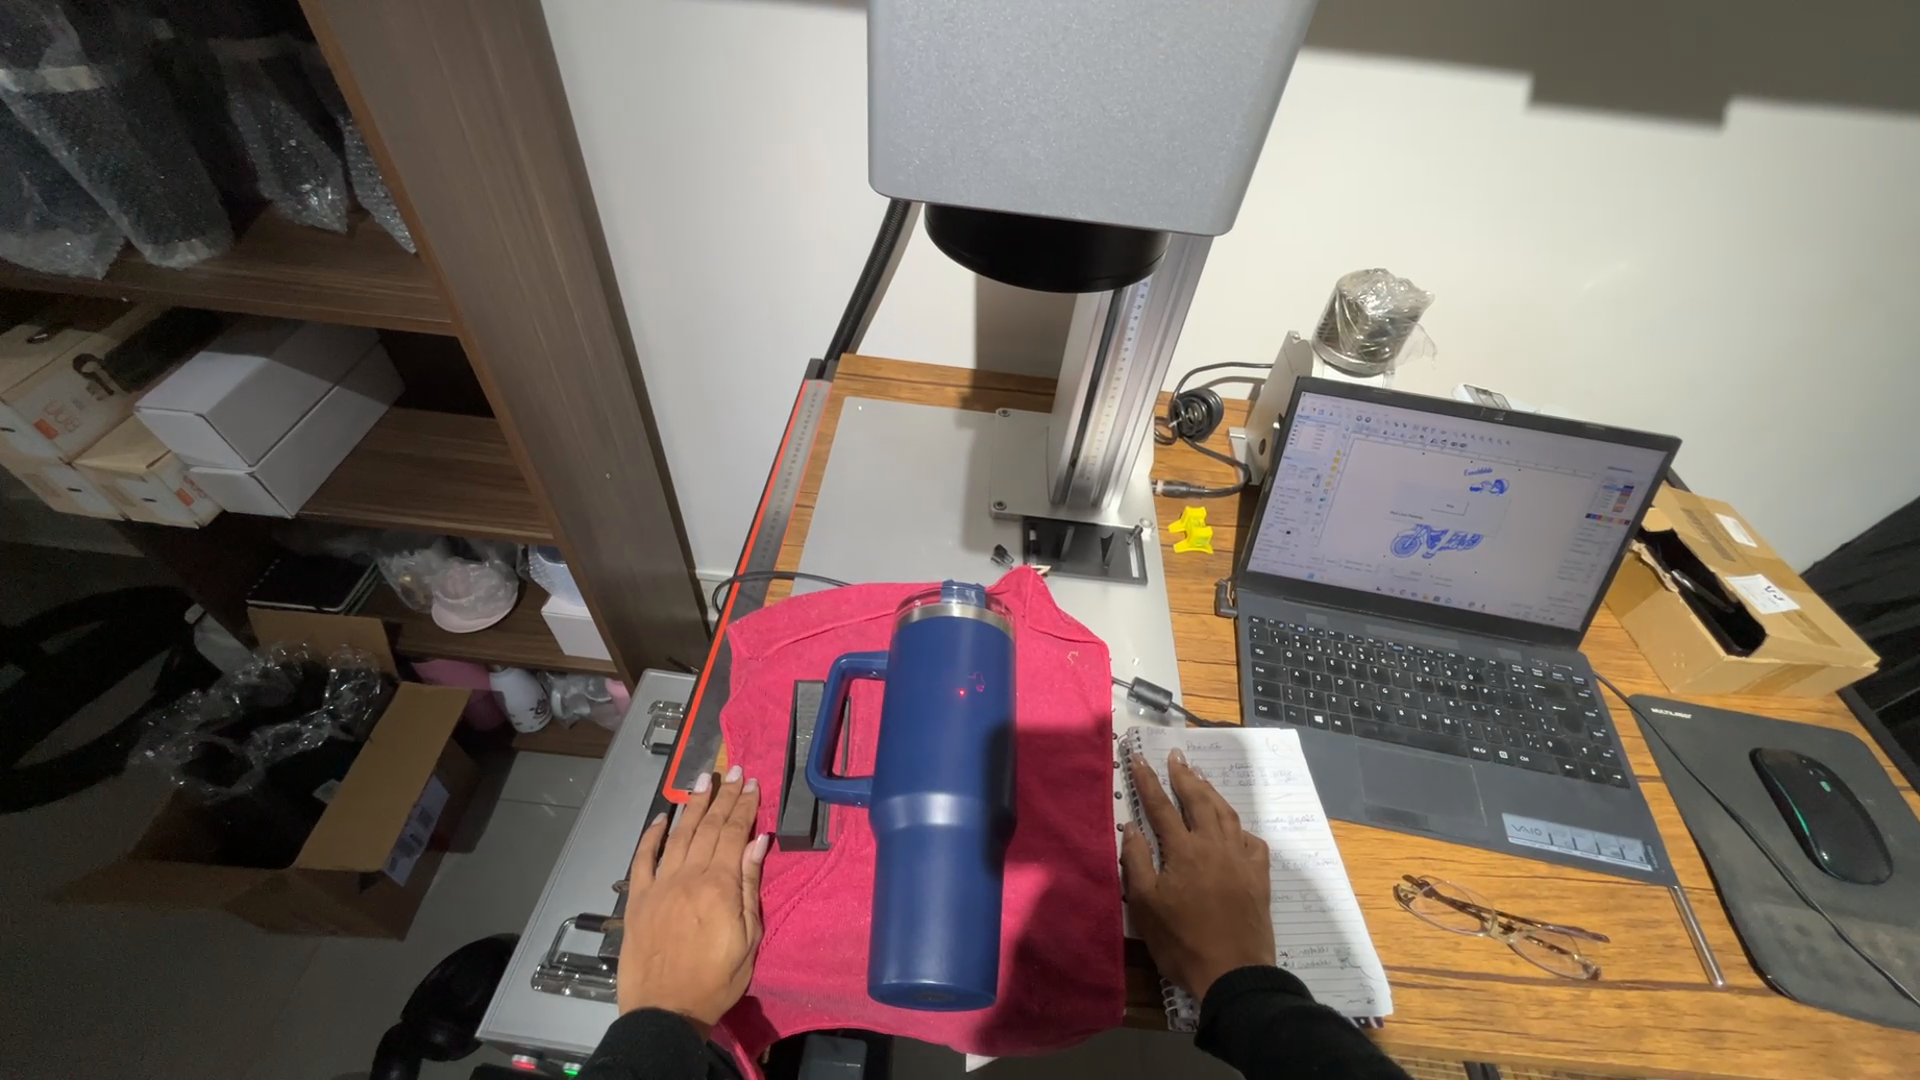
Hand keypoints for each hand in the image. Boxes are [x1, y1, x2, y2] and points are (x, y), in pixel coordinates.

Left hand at [617, 765, 771, 1032]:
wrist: (664, 1015)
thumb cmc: (716, 980)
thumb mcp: (749, 939)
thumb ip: (750, 886)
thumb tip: (758, 842)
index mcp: (719, 886)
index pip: (735, 834)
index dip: (745, 806)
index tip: (752, 783)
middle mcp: (688, 877)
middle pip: (708, 827)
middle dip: (723, 796)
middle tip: (732, 770)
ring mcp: (660, 886)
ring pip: (678, 835)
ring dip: (693, 805)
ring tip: (703, 780)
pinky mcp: (638, 900)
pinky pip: (643, 860)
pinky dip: (651, 836)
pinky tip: (661, 818)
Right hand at [1120, 749, 1274, 1001]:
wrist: (1234, 975)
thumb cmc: (1182, 940)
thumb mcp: (1145, 903)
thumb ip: (1137, 860)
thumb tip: (1131, 825)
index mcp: (1184, 849)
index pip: (1161, 805)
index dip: (1148, 780)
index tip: (1139, 757)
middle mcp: (1213, 845)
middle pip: (1198, 800)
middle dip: (1184, 775)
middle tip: (1176, 755)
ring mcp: (1240, 860)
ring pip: (1226, 814)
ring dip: (1211, 792)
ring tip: (1200, 777)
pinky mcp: (1258, 877)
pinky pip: (1250, 841)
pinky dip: (1238, 827)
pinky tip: (1233, 826)